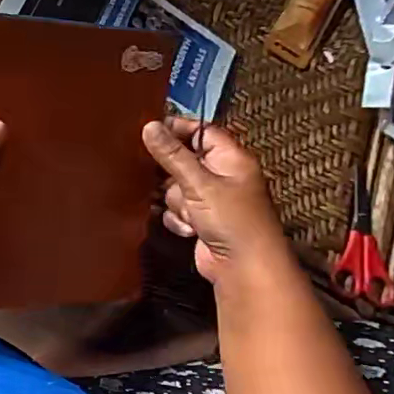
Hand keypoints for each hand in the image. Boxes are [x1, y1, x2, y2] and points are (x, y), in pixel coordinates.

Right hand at [142, 118, 293, 286]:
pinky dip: (180, 219)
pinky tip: (189, 229)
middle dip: (173, 176)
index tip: (149, 130)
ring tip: (189, 213)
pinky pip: (178, 210)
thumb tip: (149, 126)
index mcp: (231, 158)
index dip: (177, 129)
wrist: (244, 267)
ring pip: (177, 188)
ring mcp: (212, 200)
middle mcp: (222, 176)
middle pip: (184, 161)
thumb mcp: (199, 183)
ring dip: (177, 202)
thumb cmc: (230, 218)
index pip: (201, 131)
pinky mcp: (202, 221)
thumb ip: (172, 155)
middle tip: (166, 180)